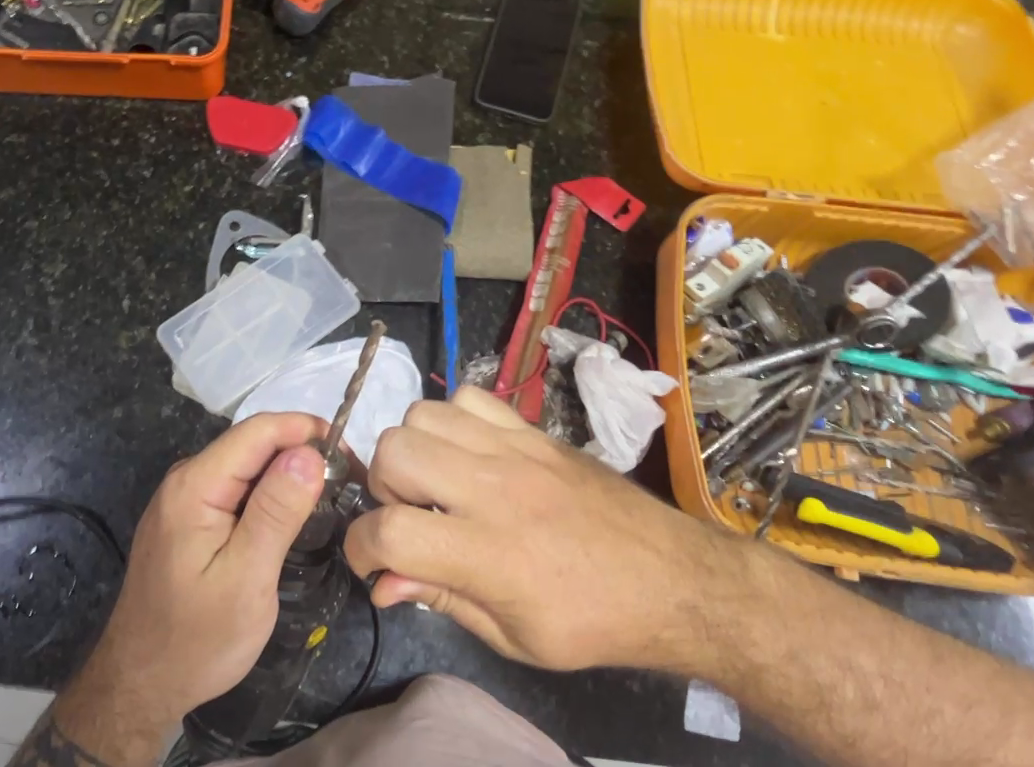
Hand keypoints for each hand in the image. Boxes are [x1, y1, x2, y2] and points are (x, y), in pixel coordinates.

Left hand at [67, 412, 329, 731]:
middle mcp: (185, 479)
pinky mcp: (188, 519)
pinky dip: (267, 495)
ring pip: (245, 467)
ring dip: (287, 474)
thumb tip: (309, 453)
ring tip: (330, 497)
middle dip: (301, 452)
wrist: (141, 683)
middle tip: (349, 481)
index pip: (258, 431)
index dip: (306, 430)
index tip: (350, 453)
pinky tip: (291, 517)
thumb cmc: (197, 639)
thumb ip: (277, 512)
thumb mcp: (247, 578)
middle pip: (252, 445)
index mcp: (195, 485)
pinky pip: (234, 489)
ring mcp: (184, 499)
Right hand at [343, 386, 744, 673]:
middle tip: (412, 517)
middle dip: (384, 488)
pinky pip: (469, 398)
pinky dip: (454, 421)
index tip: (372, 562)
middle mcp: (492, 489)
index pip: (388, 532)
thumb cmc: (592, 623)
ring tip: (438, 483)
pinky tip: (471, 454)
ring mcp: (514, 449)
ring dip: (414, 450)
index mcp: (488, 554)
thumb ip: (441, 599)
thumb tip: (384, 581)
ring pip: (422, 415)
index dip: (360, 549)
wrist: (672, 578)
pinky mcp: (533, 430)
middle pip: (394, 452)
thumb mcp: (513, 636)